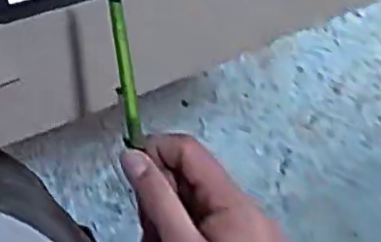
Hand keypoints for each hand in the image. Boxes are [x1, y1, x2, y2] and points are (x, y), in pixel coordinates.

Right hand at [121, 135, 286, 241]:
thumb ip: (156, 196)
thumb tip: (131, 154)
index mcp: (235, 203)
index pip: (186, 148)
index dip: (154, 153)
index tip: (133, 182)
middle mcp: (246, 212)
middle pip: (188, 177)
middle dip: (158, 197)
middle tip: (148, 232)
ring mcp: (248, 235)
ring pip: (192, 205)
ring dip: (165, 222)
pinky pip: (204, 229)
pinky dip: (181, 237)